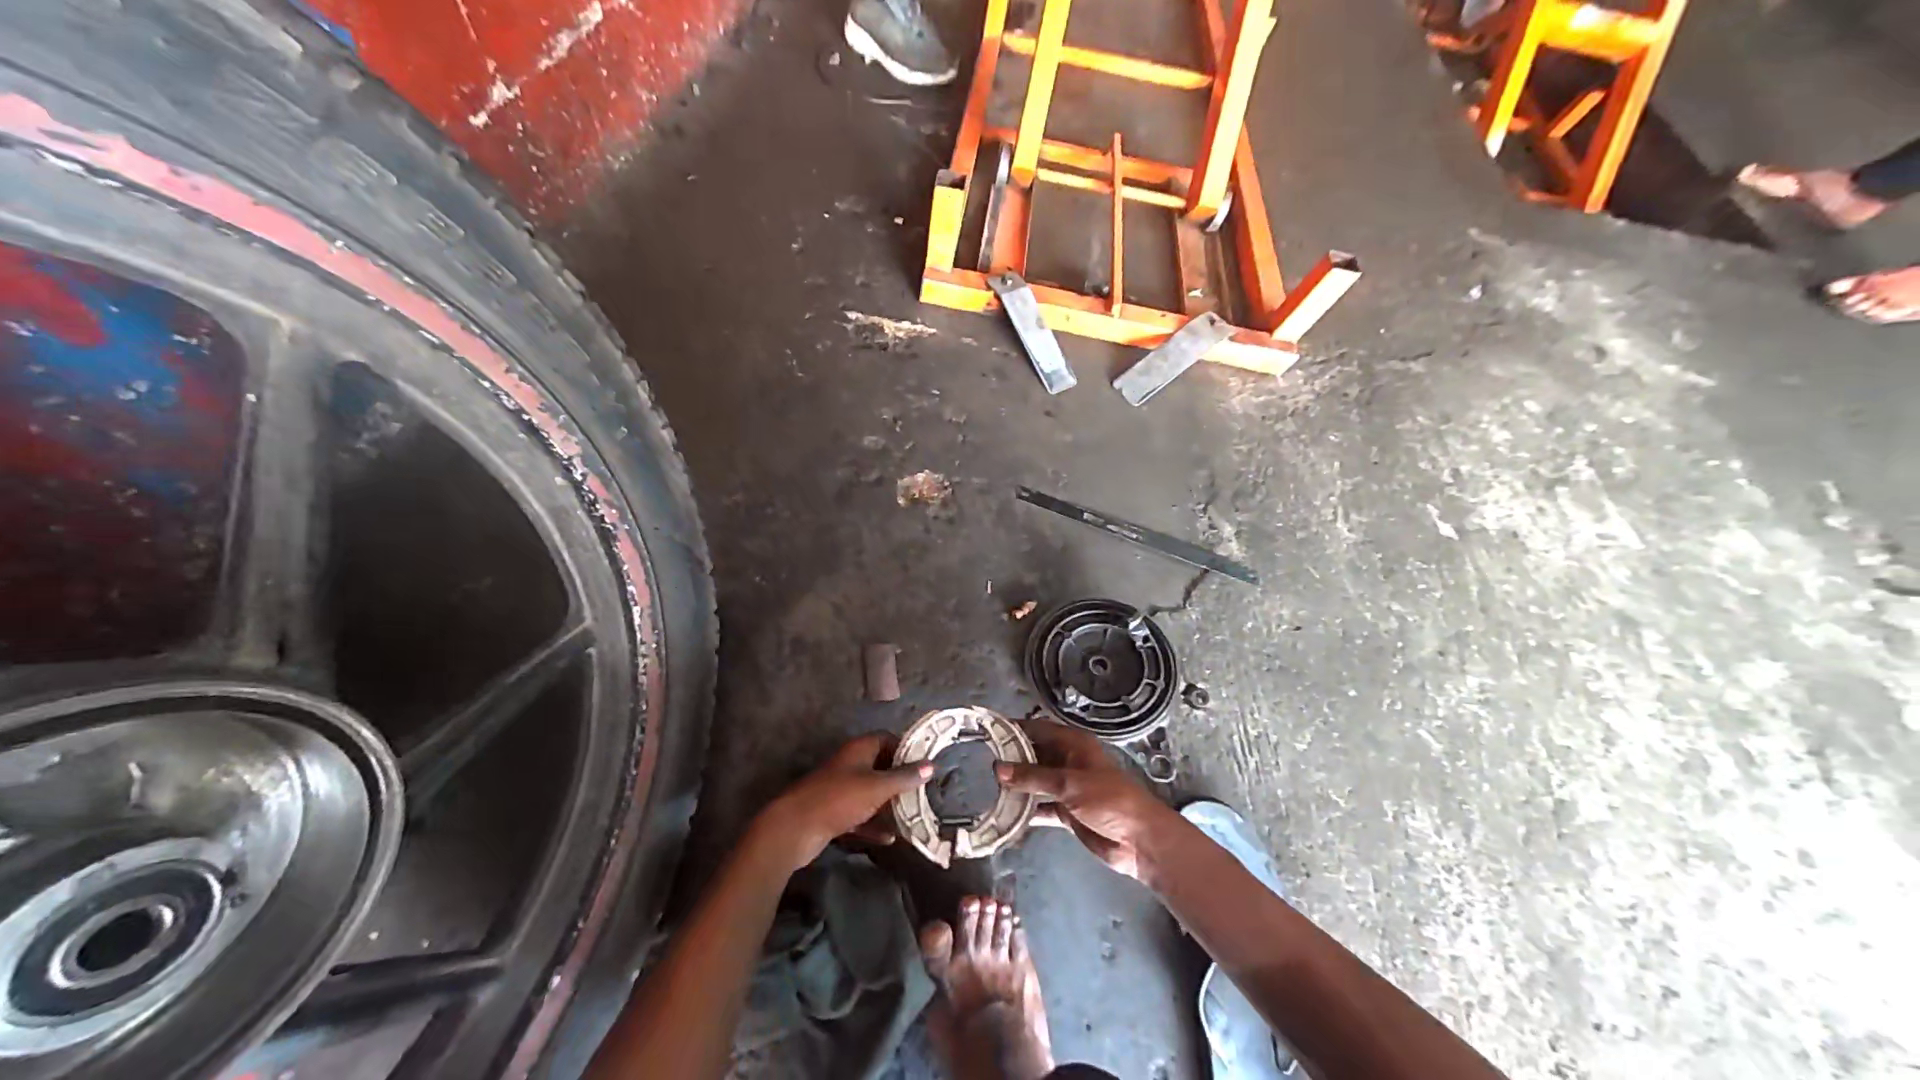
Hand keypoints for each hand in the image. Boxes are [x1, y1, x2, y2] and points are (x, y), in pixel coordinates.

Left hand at [754, 733, 931, 872]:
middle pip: (880, 767)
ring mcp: (841, 790)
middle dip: (901, 780)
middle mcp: (850, 765)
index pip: (887, 738)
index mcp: (859, 750)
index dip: (906, 748)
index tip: (925, 763)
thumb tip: (931, 765)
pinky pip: (860, 816)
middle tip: (923, 793)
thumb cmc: (839, 798)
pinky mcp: (834, 813)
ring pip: (871, 793)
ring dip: (889, 805)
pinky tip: (890, 839)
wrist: (795, 828)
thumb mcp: (877, 787)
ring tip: (912, 817)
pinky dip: (873, 825)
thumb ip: (905, 777)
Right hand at [996, 720, 1184, 880]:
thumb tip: (997, 769)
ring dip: (1017, 786)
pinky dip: (1026, 809)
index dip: (1013, 729)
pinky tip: (1006, 813)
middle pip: (1034, 755)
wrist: (1139, 840)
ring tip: (987, 787)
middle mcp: (1068, 761)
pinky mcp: (1067, 811)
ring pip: (1035, 781)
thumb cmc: (1109, 801)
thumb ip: (1032, 777)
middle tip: (980, 762)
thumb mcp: (1069, 784)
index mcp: (1073, 745)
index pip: (1037, 729)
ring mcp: (1068, 788)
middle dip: (1011, 759)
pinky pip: (1041, 806)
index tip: (987, 732)